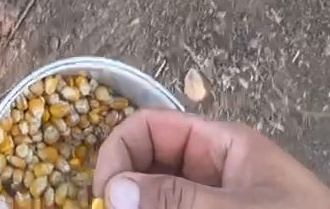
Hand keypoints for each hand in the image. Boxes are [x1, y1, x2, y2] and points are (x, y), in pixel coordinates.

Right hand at [93, 110, 329, 208]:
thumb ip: (176, 199)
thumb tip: (112, 189)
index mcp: (227, 147)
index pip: (154, 128)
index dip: (120, 152)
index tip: (102, 195)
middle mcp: (221, 174)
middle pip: (154, 166)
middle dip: (125, 187)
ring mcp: (224, 204)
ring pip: (165, 198)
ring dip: (141, 203)